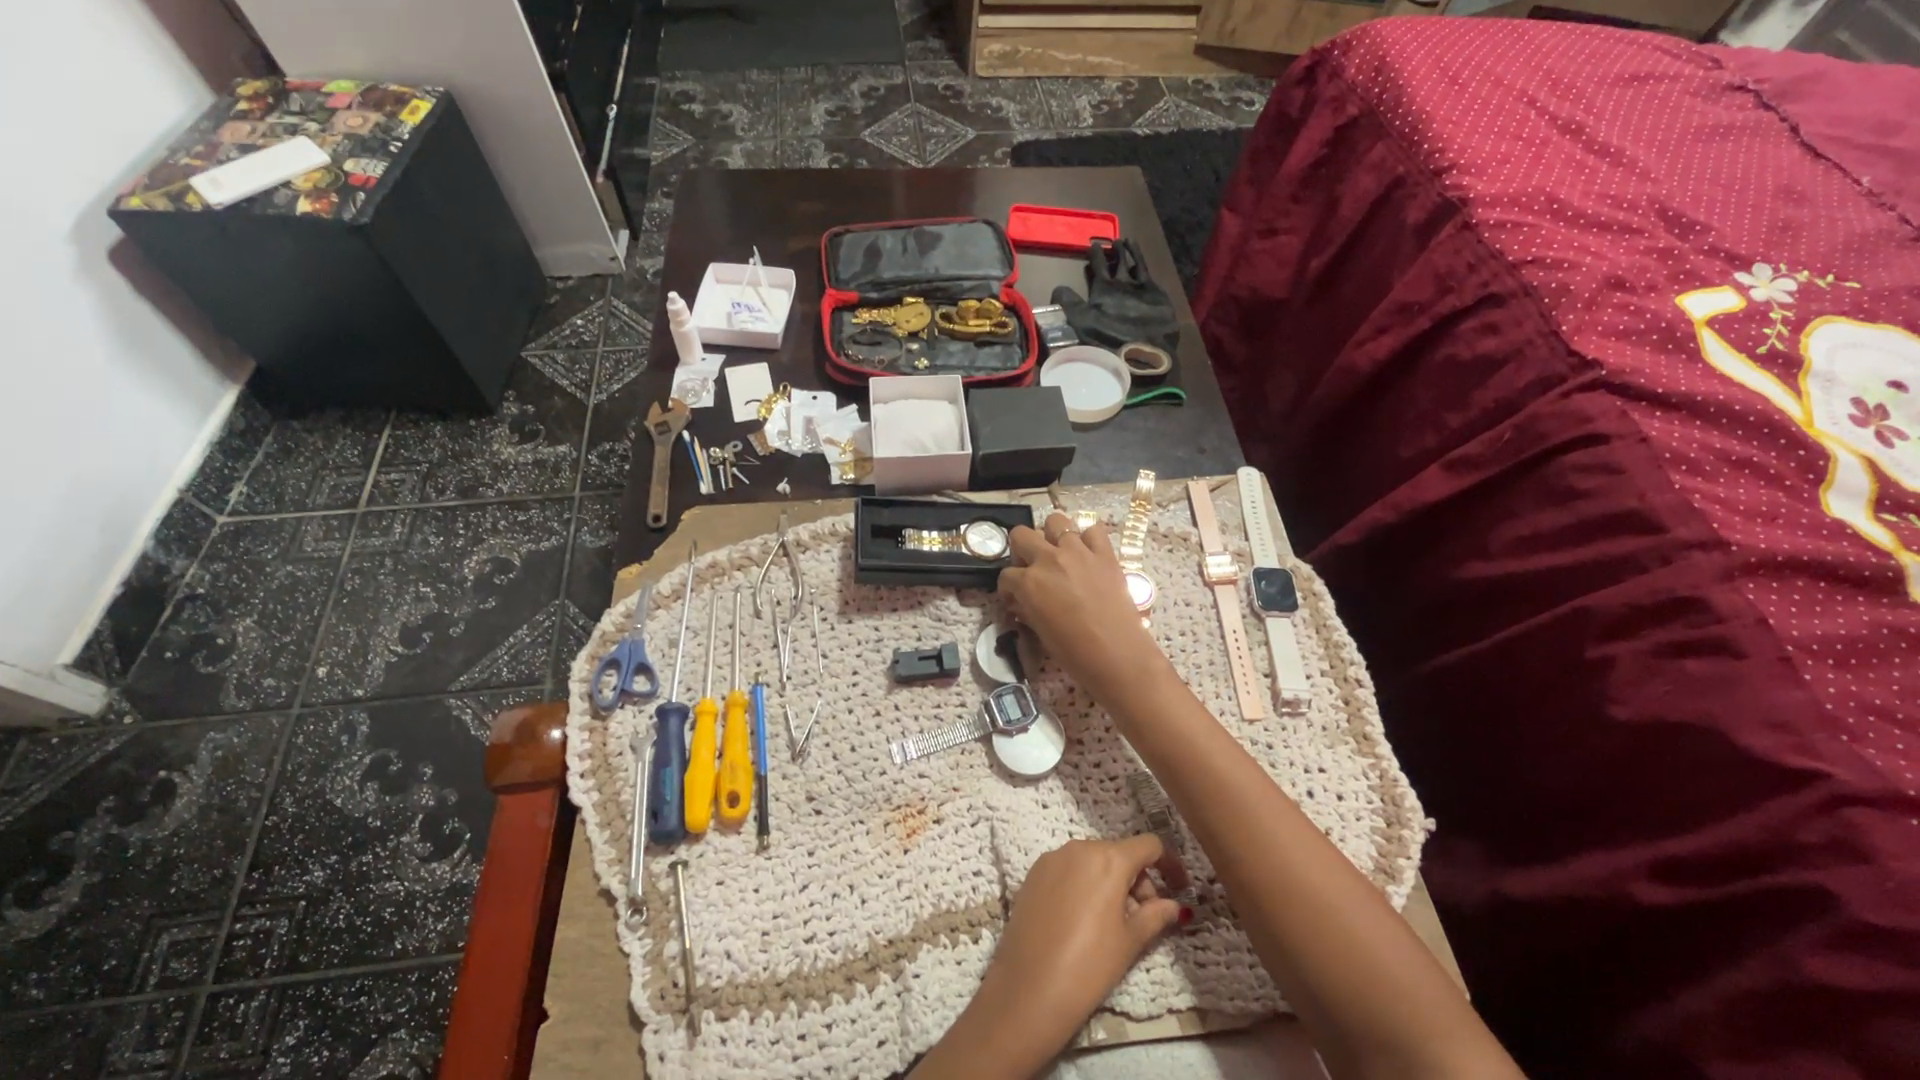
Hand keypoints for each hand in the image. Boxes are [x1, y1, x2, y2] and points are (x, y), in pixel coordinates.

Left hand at [916, 836, 1190, 1077]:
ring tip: (1116, 924)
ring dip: (1112, 883)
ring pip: (1093, 861)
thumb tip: (1174, 906)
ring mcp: (1050, 860)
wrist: (1027, 990)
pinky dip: (1085, 885)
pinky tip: (1085, 920)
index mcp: (1107, 858)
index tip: (1179, 889)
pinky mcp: (1031, 876)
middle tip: (1146, 917)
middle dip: (1140, 880)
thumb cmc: (1088, 964)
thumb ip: (1156, 915)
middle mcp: (1077, 848)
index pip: (1149, 845)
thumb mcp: (1130, 941)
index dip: (1170, 864)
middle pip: (1120, 853)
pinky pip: (1069, 870)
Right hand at [998, 514, 1170, 703]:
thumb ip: (1027, 608)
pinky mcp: (1105, 553)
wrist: (1117, 655)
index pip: (1006, 575)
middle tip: (1031, 568)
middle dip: (1021, 550)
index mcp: (1028, 582)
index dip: (1008, 588)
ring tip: (1057, 553)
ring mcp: (1078, 552)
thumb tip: (1021, 602)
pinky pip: (1092, 530)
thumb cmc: (1074, 652)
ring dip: (1051, 535)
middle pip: (1021, 535)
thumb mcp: (1039, 632)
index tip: (1015, 598)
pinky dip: (1087, 538)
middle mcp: (1049, 559)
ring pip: (1055, 521)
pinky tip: (1086, 553)